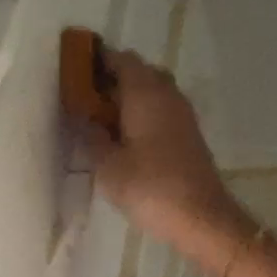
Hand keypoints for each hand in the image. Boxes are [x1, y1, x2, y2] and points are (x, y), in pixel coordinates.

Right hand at [82, 49, 254, 276]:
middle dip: (111, 79)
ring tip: (100, 119)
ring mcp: (181, 114)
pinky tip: (123, 136)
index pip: (121, 59)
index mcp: (145, 93)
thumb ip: (91, 136)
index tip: (75, 67)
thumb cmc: (150, 188)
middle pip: (138, 72)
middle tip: (84, 97)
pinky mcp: (187, 134)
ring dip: (127, 98)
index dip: (97, 59)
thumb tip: (83, 117)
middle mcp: (167, 94)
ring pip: (151, 91)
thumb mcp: (108, 166)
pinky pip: (159, 110)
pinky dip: (140, 113)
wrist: (200, 217)